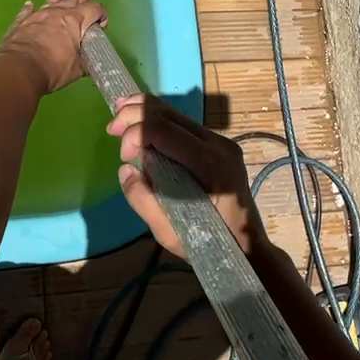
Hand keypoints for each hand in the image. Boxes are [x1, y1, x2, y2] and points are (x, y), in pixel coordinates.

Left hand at [0, 0, 106, 95]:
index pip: (94, 9)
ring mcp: (37, 15)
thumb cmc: (52, 69)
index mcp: (75, 21)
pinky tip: (30, 5)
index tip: (101, 24)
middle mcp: (57, 12)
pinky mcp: (21, 22)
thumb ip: (86, 63)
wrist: (18, 69)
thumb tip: (92, 64)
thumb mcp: (77, 70)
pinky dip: (31, 8)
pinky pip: (27, 10)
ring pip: (52, 0)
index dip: (101, 14)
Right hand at [108, 95, 270, 258]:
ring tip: (119, 117)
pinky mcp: (217, 145)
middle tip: (111, 129)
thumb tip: (127, 170)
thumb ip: (144, 201)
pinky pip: (182, 125)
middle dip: (134, 114)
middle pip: (168, 113)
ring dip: (144, 113)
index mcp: (209, 164)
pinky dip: (157, 122)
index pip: (163, 129)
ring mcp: (220, 142)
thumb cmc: (210, 244)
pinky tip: (140, 126)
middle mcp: (218, 144)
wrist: (248, 246)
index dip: (135, 133)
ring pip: (175, 114)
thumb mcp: (170, 234)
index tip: (123, 156)